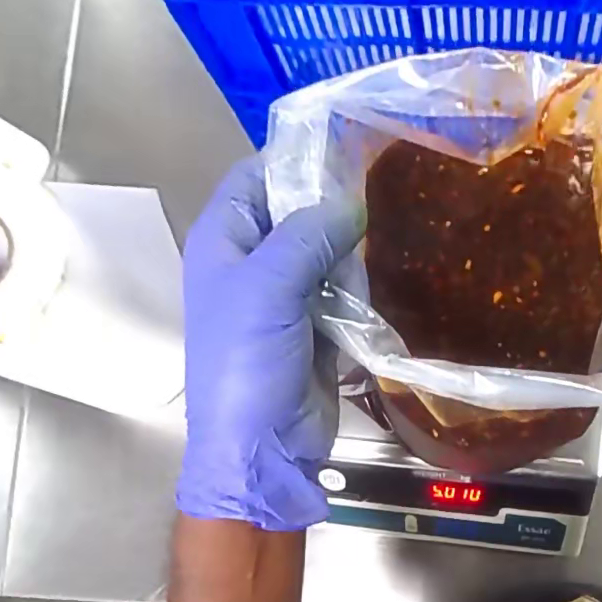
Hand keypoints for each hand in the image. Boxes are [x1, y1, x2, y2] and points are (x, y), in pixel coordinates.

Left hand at [176, 154, 365, 530]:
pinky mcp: (317, 335)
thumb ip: (307, 237)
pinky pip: (342, 301)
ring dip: (350, 264)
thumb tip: (349, 202)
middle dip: (334, 217)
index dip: (295, 162)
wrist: (263, 447)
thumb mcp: (269, 289)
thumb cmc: (247, 364)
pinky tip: (372, 300)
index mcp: (225, 243)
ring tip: (371, 269)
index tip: (347, 154)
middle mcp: (254, 267)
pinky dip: (357, 300)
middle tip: (376, 213)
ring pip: (327, 261)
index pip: (256, 180)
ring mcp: (287, 303)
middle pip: (299, 219)